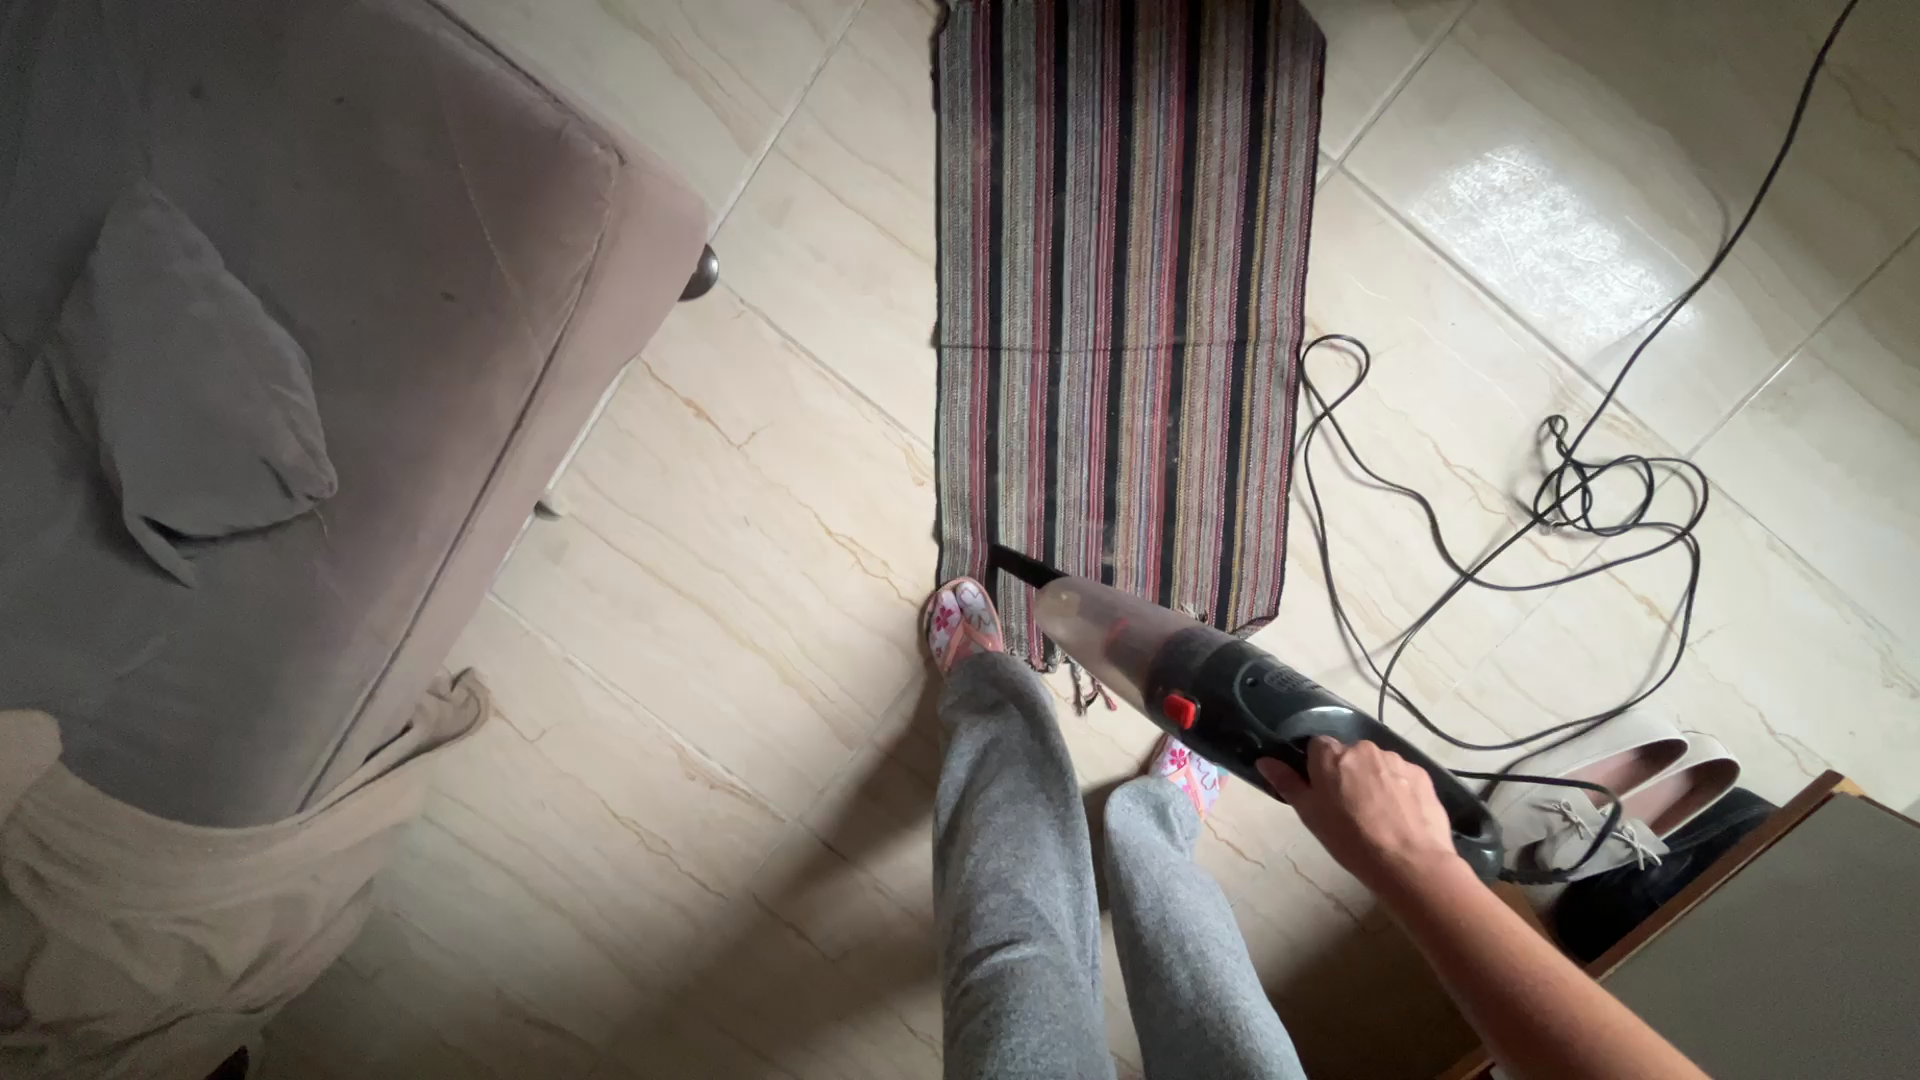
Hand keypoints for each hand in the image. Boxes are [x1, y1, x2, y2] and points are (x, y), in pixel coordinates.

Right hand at [1258, 737, 1463, 896]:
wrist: (1410, 864)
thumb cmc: (1350, 839)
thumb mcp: (1309, 814)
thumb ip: (1286, 782)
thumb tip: (1264, 760)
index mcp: (1331, 754)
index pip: (1317, 746)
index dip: (1318, 768)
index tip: (1323, 791)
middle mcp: (1363, 749)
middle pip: (1349, 754)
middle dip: (1348, 773)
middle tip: (1350, 806)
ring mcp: (1396, 760)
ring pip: (1377, 765)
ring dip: (1375, 780)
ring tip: (1379, 815)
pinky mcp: (1422, 775)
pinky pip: (1403, 776)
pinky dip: (1399, 790)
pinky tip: (1400, 817)